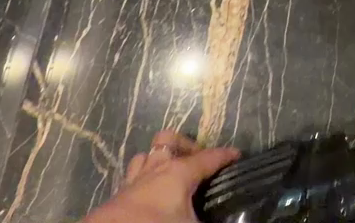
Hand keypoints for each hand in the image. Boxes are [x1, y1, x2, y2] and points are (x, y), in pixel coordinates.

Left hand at [81, 130, 239, 222]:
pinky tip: (148, 194)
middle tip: (196, 162)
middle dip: (184, 145)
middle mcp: (156, 169)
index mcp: (179, 172)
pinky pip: (131, 178)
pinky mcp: (116, 198)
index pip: (209, 157)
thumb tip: (234, 220)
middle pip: (169, 140)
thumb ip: (210, 220)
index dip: (225, 155)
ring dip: (158, 159)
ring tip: (169, 172)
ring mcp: (133, 181)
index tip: (237, 154)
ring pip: (145, 156)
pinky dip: (142, 180)